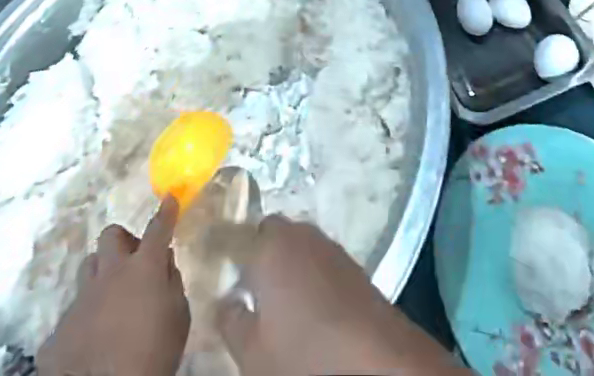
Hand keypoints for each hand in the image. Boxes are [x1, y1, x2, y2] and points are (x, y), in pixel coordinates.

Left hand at [38, 197, 190, 375]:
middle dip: (123, 242)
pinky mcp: (58, 330)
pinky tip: (92, 343)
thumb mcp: (179, 318)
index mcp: (143, 268)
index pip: (158, 228)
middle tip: (134, 264)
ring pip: (88, 268)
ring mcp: (79, 300)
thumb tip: (164, 263)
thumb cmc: (155, 356)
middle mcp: (109, 274)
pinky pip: (72, 313)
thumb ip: (172, 283)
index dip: (165, 212)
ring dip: (101, 275)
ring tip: (111, 301)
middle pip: (111, 236)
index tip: (169, 198)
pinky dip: (85, 320)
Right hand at [214, 216, 465, 375]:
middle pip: (270, 231)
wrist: (379, 361)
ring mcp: (330, 247)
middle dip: (258, 250)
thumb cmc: (305, 354)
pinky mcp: (353, 264)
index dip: (222, 245)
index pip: (235, 233)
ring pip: (298, 242)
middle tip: (247, 284)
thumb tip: (225, 301)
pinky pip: (319, 258)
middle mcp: (300, 235)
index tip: (213, 259)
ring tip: (276, 297)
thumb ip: (232, 322)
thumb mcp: (253, 353)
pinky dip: (310, 272)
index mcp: (269, 248)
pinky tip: (308, 303)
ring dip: (287, 260)